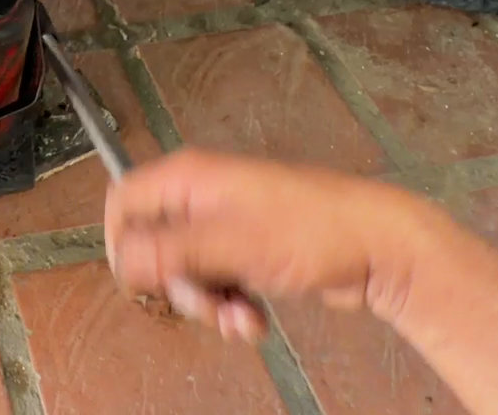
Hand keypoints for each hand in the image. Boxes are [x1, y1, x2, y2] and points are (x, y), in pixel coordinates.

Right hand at [105, 150, 448, 342]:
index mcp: (184, 177)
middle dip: (177, 283)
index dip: (120, 241)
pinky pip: (216, 276)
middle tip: (206, 306)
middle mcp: (197, 192)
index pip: (123, 200)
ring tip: (241, 319)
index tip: (139, 282)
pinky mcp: (246, 244)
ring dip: (207, 300)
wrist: (377, 243)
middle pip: (153, 240)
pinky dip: (228, 302)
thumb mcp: (227, 245)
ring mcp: (223, 218)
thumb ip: (167, 251)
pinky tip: (253, 318)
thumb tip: (121, 262)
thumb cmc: (304, 233)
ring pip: (185, 265)